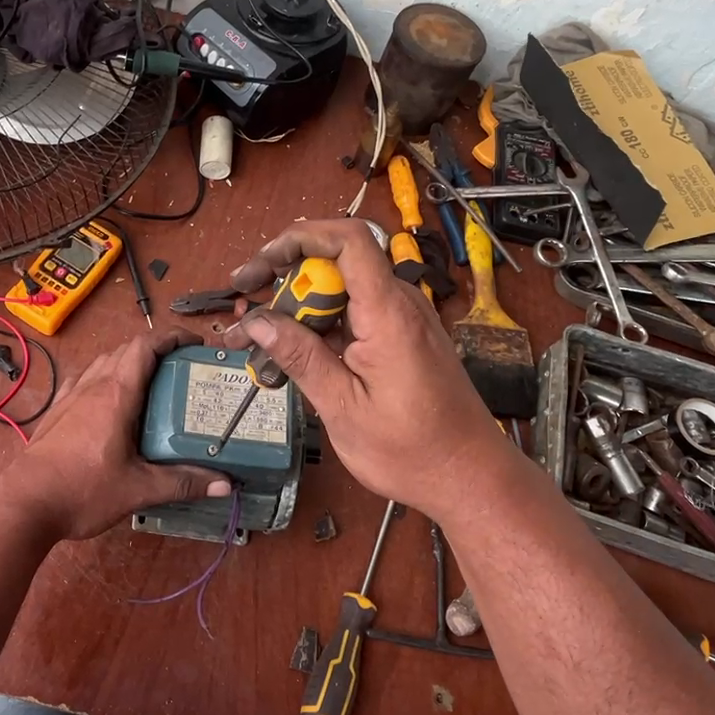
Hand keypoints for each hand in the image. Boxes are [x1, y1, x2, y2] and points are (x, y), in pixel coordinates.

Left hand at [0, 329, 230, 541]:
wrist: (25, 503)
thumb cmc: (84, 490)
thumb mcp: (139, 489)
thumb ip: (181, 483)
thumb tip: (224, 484)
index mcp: (117, 393)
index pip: (146, 345)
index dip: (171, 336)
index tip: (194, 343)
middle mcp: (93, 385)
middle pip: (126, 349)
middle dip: (155, 350)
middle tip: (179, 369)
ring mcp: (70, 396)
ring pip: (103, 362)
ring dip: (128, 362)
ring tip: (149, 384)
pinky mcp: (56, 411)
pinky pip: (84, 379)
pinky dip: (104, 378)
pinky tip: (109, 401)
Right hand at [224, 219, 511, 517]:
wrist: (470, 476)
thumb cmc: (412, 452)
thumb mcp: (344, 409)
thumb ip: (301, 358)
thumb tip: (258, 321)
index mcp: (388, 313)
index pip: (349, 241)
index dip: (302, 237)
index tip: (262, 264)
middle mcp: (398, 303)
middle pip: (336, 261)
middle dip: (284, 274)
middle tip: (244, 300)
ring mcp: (400, 318)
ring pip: (339, 288)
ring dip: (296, 303)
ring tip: (255, 332)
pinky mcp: (398, 335)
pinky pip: (352, 312)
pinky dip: (317, 323)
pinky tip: (288, 348)